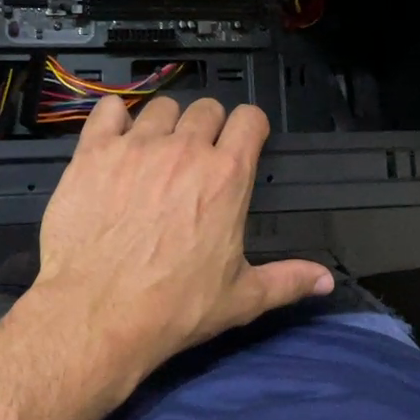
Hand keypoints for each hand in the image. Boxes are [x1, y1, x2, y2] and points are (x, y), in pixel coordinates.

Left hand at [22, 94, 335, 377]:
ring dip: (165, 123)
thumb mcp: (240, 299)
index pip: (250, 119)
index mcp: (226, 176)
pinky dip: (115, 117)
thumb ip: (287, 281)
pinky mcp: (94, 151)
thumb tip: (325, 280)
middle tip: (198, 156)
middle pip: (206, 108)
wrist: (98, 313)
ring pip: (160, 107)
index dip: (250, 127)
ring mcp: (135, 146)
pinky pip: (108, 109)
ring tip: (156, 150)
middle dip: (208, 126)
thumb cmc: (174, 307)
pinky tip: (115, 139)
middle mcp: (183, 150)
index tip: (244, 141)